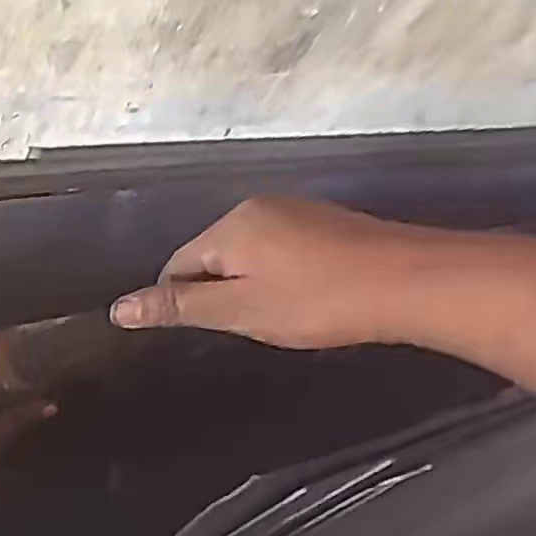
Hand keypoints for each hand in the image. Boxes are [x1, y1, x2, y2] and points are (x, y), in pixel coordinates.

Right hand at [108, 196, 468, 348]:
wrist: (417, 283)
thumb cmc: (315, 301)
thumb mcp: (235, 309)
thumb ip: (175, 306)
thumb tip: (119, 309)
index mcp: (230, 226)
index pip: (175, 266)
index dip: (181, 301)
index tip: (210, 326)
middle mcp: (258, 208)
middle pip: (208, 258)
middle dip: (215, 292)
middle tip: (245, 323)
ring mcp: (295, 211)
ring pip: (242, 257)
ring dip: (245, 286)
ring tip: (276, 313)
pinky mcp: (324, 223)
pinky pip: (274, 251)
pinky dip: (274, 276)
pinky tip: (301, 297)